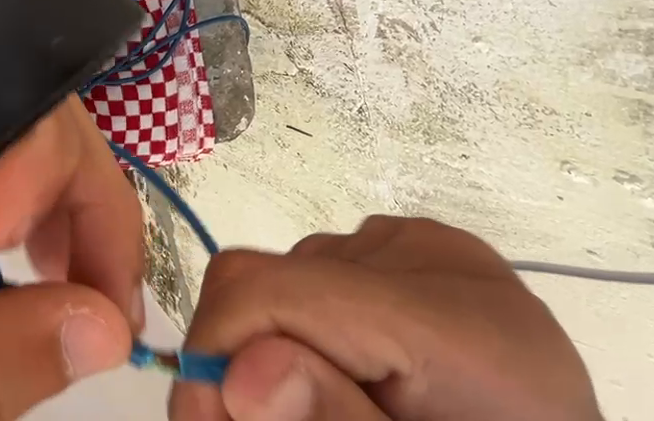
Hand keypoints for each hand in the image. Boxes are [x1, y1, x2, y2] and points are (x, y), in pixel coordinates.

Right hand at [173, 216, 600, 420]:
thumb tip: (234, 375)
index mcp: (457, 321)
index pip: (278, 291)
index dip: (215, 350)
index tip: (196, 419)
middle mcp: (434, 260)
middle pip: (273, 278)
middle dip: (234, 352)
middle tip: (229, 420)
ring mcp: (424, 250)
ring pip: (286, 277)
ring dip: (265, 344)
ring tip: (301, 406)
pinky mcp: (414, 253)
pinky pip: (319, 277)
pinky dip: (302, 330)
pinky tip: (338, 383)